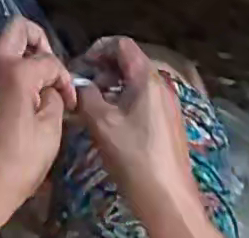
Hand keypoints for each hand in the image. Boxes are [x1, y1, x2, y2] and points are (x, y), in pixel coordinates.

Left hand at [0, 17, 76, 228]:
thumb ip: (54, 100)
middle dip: (40, 40)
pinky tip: (24, 100)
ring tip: (40, 87)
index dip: (65, 79)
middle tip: (50, 69)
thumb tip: (51, 89)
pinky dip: (13, 72)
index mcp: (16, 71)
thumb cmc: (14, 162)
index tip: (70, 103)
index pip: (49, 60)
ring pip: (5, 45)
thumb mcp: (49, 134)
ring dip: (25, 55)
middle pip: (18, 27)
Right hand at [74, 38, 213, 237]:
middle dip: (104, 68)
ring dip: (113, 85)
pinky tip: (113, 122)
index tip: (82, 65)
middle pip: (129, 61)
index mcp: (148, 78)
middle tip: (84, 85)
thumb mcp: (101, 122)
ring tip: (95, 105)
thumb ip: (85, 94)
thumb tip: (78, 83)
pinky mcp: (170, 124)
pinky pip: (145, 99)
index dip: (98, 48)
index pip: (121, 43)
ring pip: (136, 81)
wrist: (170, 204)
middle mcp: (162, 85)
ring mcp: (169, 105)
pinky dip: (126, 100)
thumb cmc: (134, 157)